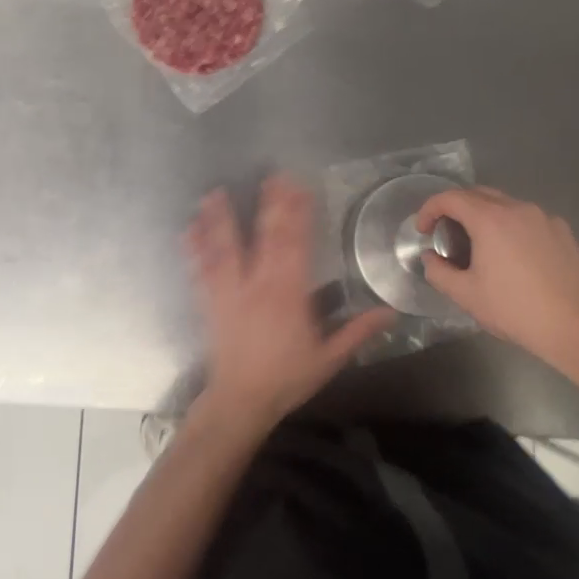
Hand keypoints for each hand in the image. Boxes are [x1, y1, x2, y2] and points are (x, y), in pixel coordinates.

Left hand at [187, 174, 394, 428]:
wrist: (241, 401)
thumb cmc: (286, 379)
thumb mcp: (328, 359)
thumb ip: (357, 332)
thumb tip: (390, 312)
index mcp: (288, 295)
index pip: (295, 246)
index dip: (297, 214)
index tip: (300, 188)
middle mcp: (257, 286)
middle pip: (264, 238)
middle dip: (268, 206)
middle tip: (271, 177)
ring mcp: (230, 292)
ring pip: (225, 249)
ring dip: (220, 220)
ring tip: (214, 193)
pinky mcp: (211, 303)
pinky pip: (202, 271)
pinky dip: (195, 249)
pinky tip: (188, 230)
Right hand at [416, 187, 578, 369]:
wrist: (578, 328)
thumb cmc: (515, 310)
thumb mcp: (466, 295)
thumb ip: (438, 271)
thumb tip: (430, 258)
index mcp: (491, 219)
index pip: (450, 198)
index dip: (429, 209)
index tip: (423, 230)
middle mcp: (519, 209)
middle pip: (478, 194)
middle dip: (456, 208)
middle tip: (446, 234)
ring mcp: (546, 219)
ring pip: (506, 205)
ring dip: (484, 217)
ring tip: (479, 246)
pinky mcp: (564, 233)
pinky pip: (528, 220)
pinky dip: (510, 227)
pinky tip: (512, 256)